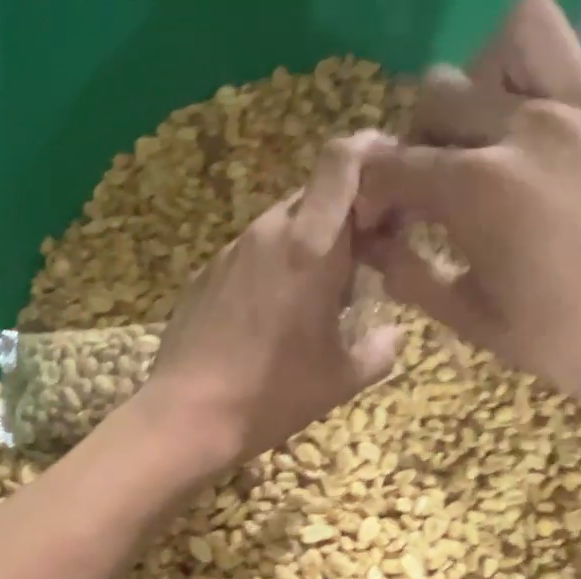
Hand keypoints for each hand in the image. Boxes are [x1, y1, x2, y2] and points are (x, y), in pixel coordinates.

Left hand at [130, 132, 400, 470]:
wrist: (186, 416)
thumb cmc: (272, 394)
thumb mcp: (341, 380)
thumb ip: (379, 349)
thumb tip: (392, 334)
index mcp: (310, 245)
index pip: (343, 160)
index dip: (374, 160)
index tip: (393, 198)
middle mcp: (268, 232)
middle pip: (316, 196)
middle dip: (348, 217)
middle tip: (368, 261)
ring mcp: (230, 252)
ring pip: (282, 226)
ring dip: (310, 247)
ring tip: (321, 299)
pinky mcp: (205, 276)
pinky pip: (251, 255)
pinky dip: (274, 269)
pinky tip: (274, 318)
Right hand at [359, 0, 580, 458]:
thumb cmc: (573, 347)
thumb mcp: (476, 324)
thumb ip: (414, 278)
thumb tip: (377, 248)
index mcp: (476, 188)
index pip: (392, 167)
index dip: (369, 193)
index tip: (377, 222)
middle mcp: (527, 129)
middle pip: (440, 94)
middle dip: (415, 136)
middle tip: (430, 182)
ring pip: (529, 31)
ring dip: (497, 65)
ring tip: (499, 112)